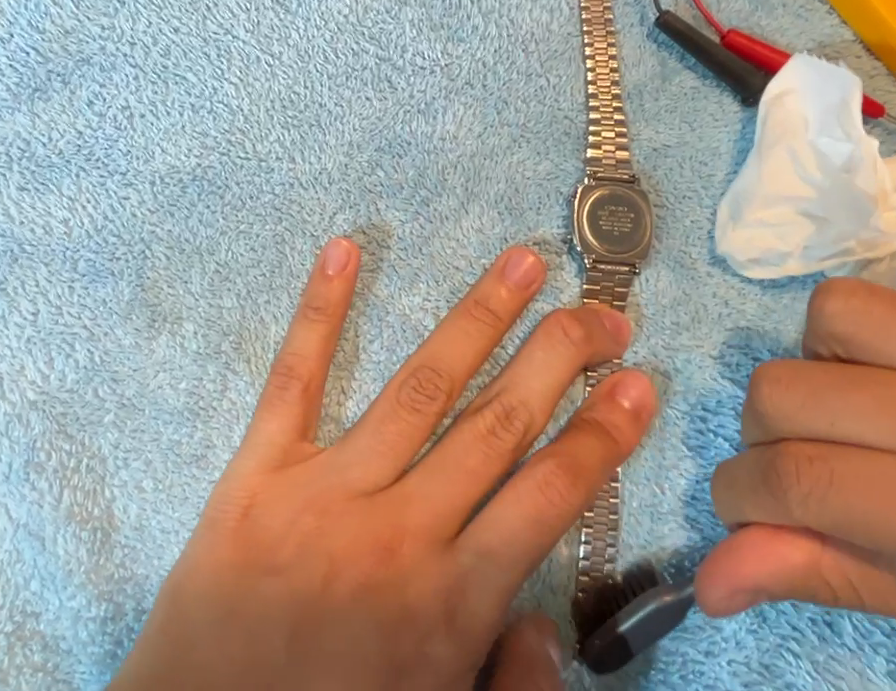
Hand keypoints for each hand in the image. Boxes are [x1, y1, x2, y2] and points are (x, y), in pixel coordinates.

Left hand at [110, 239, 659, 690]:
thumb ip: (509, 681)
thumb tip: (544, 619)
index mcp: (451, 598)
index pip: (549, 493)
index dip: (602, 435)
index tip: (639, 383)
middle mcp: (400, 530)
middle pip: (498, 424)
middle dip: (558, 359)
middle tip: (602, 311)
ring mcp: (326, 490)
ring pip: (421, 387)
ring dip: (479, 317)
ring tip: (522, 263)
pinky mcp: (257, 471)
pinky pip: (293, 379)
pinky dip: (320, 311)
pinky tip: (344, 248)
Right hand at [696, 232, 895, 690]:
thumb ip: (833, 578)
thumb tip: (707, 581)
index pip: (805, 482)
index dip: (740, 495)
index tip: (744, 511)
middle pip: (799, 387)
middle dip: (765, 434)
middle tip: (807, 469)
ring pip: (854, 308)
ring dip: (826, 358)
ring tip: (867, 404)